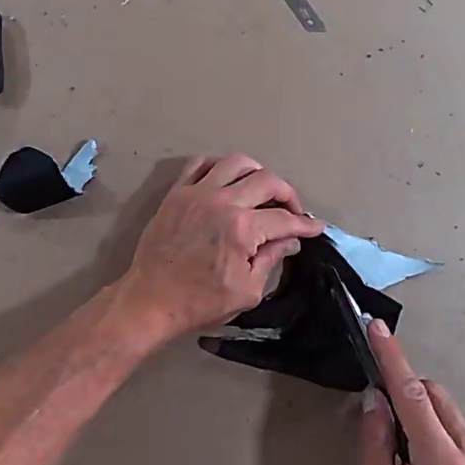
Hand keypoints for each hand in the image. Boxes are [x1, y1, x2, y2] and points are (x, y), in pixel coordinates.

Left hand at [112, 153, 324, 344]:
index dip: (305, 223)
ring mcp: (197, 193)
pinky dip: (219, 165)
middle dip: (287, 194)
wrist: (150, 301)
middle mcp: (223, 202)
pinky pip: (200, 163)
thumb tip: (289, 240)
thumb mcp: (247, 290)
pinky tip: (227, 179)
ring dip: (257, 172)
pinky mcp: (177, 193)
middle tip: (291, 210)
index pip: (284, 219)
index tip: (315, 226)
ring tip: (261, 188)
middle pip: (267, 181)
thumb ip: (271, 259)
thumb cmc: (200, 302)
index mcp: (242, 229)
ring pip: (237, 162)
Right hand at [359, 319, 464, 464]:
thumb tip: (376, 402)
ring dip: (429, 425)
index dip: (392, 358)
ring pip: (452, 415)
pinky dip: (447, 442)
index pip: (412, 394)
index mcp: (442, 463)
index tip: (379, 330)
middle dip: (410, 399)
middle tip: (392, 432)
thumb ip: (375, 447)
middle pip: (436, 397)